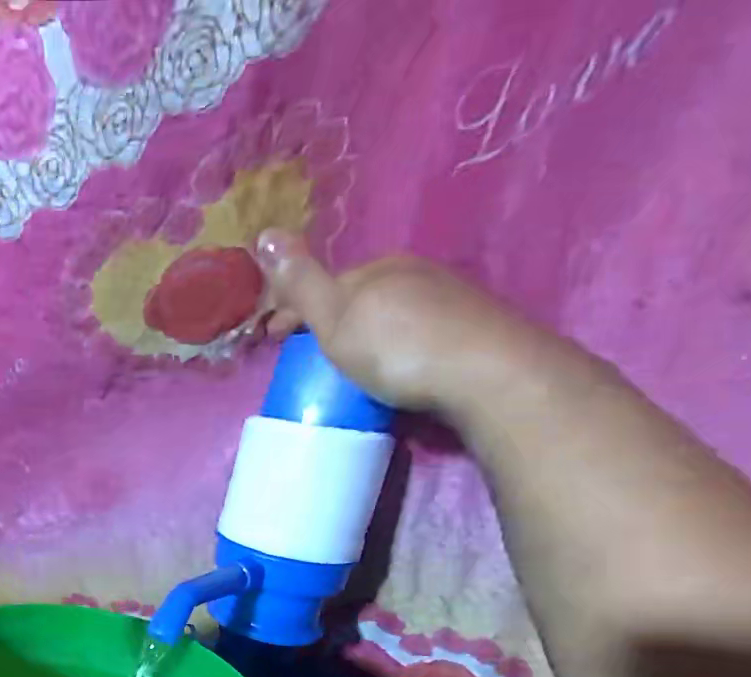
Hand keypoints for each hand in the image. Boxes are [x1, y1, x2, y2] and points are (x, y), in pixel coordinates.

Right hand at [253, 229, 548, 412]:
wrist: (485, 373)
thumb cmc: (398, 349)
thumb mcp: (337, 319)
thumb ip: (302, 282)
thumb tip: (265, 230)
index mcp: (378, 269)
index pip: (326, 283)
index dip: (294, 308)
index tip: (273, 337)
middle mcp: (416, 274)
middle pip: (364, 295)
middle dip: (338, 317)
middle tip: (319, 351)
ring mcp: (451, 298)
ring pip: (399, 311)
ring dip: (375, 330)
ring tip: (364, 362)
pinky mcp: (477, 327)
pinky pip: (427, 330)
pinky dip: (407, 343)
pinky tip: (410, 365)